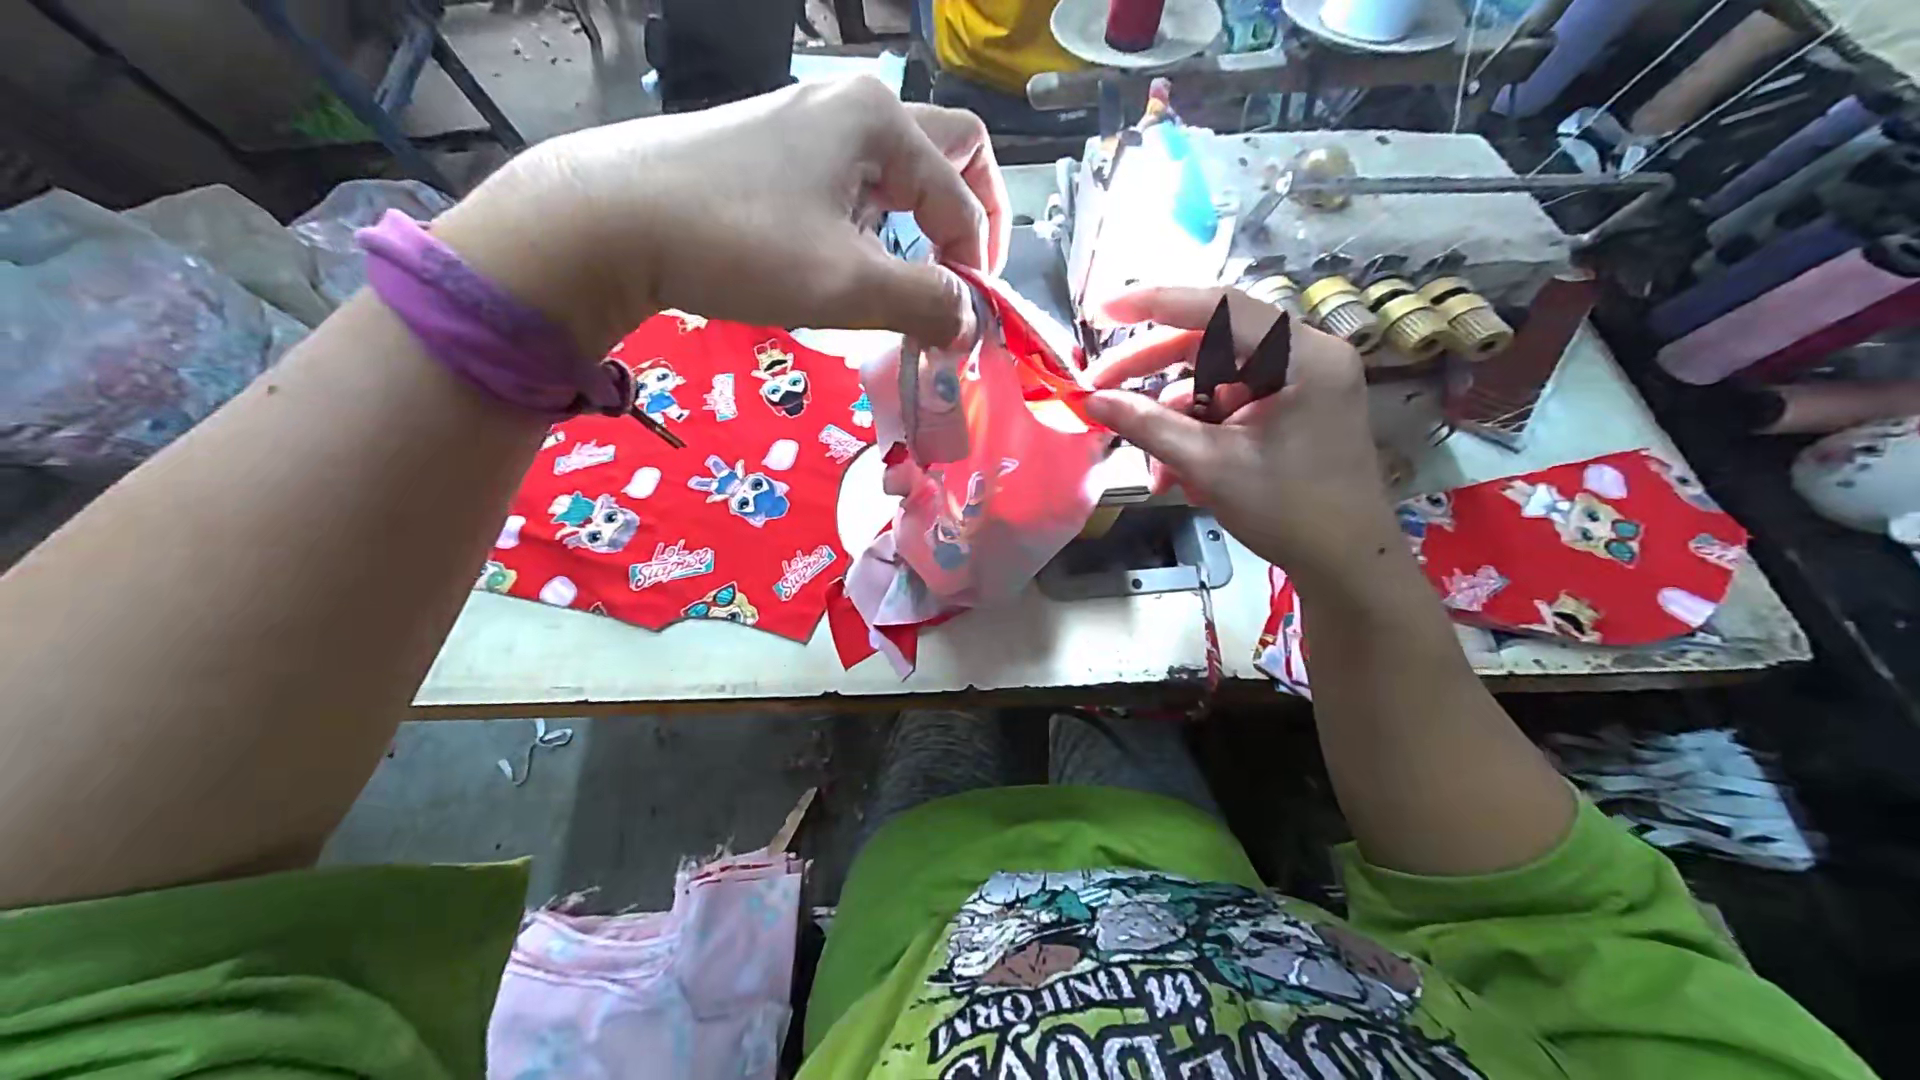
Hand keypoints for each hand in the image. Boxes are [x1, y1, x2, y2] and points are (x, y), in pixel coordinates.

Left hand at [432, 77, 1008, 354]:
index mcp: (880, 122)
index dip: (976, 263)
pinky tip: (853, 258)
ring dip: (920, 223)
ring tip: (907, 279)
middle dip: (967, 217)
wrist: (613, 221)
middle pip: (947, 154)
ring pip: (899, 169)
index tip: (964, 322)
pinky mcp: (777, 151)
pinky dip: (876, 221)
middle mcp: (851, 107)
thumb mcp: (846, 283)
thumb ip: (925, 302)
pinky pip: (855, 181)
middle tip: (961, 275)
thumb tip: (969, 322)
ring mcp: (809, 123)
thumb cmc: (739, 244)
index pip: (962, 195)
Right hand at [1081, 286, 1400, 583]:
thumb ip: (1148, 426)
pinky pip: (1226, 406)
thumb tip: (1092, 401)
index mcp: (1303, 356)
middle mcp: (1304, 356)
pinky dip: (1196, 434)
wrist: (1344, 563)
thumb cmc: (1288, 511)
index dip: (1155, 303)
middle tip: (1099, 389)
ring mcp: (1296, 383)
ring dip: (1173, 422)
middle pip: (1210, 344)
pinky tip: (1177, 474)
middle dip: (1152, 373)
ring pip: (1212, 382)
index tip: (1102, 309)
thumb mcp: (1210, 465)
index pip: (1220, 308)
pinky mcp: (1286, 408)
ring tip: (1154, 471)